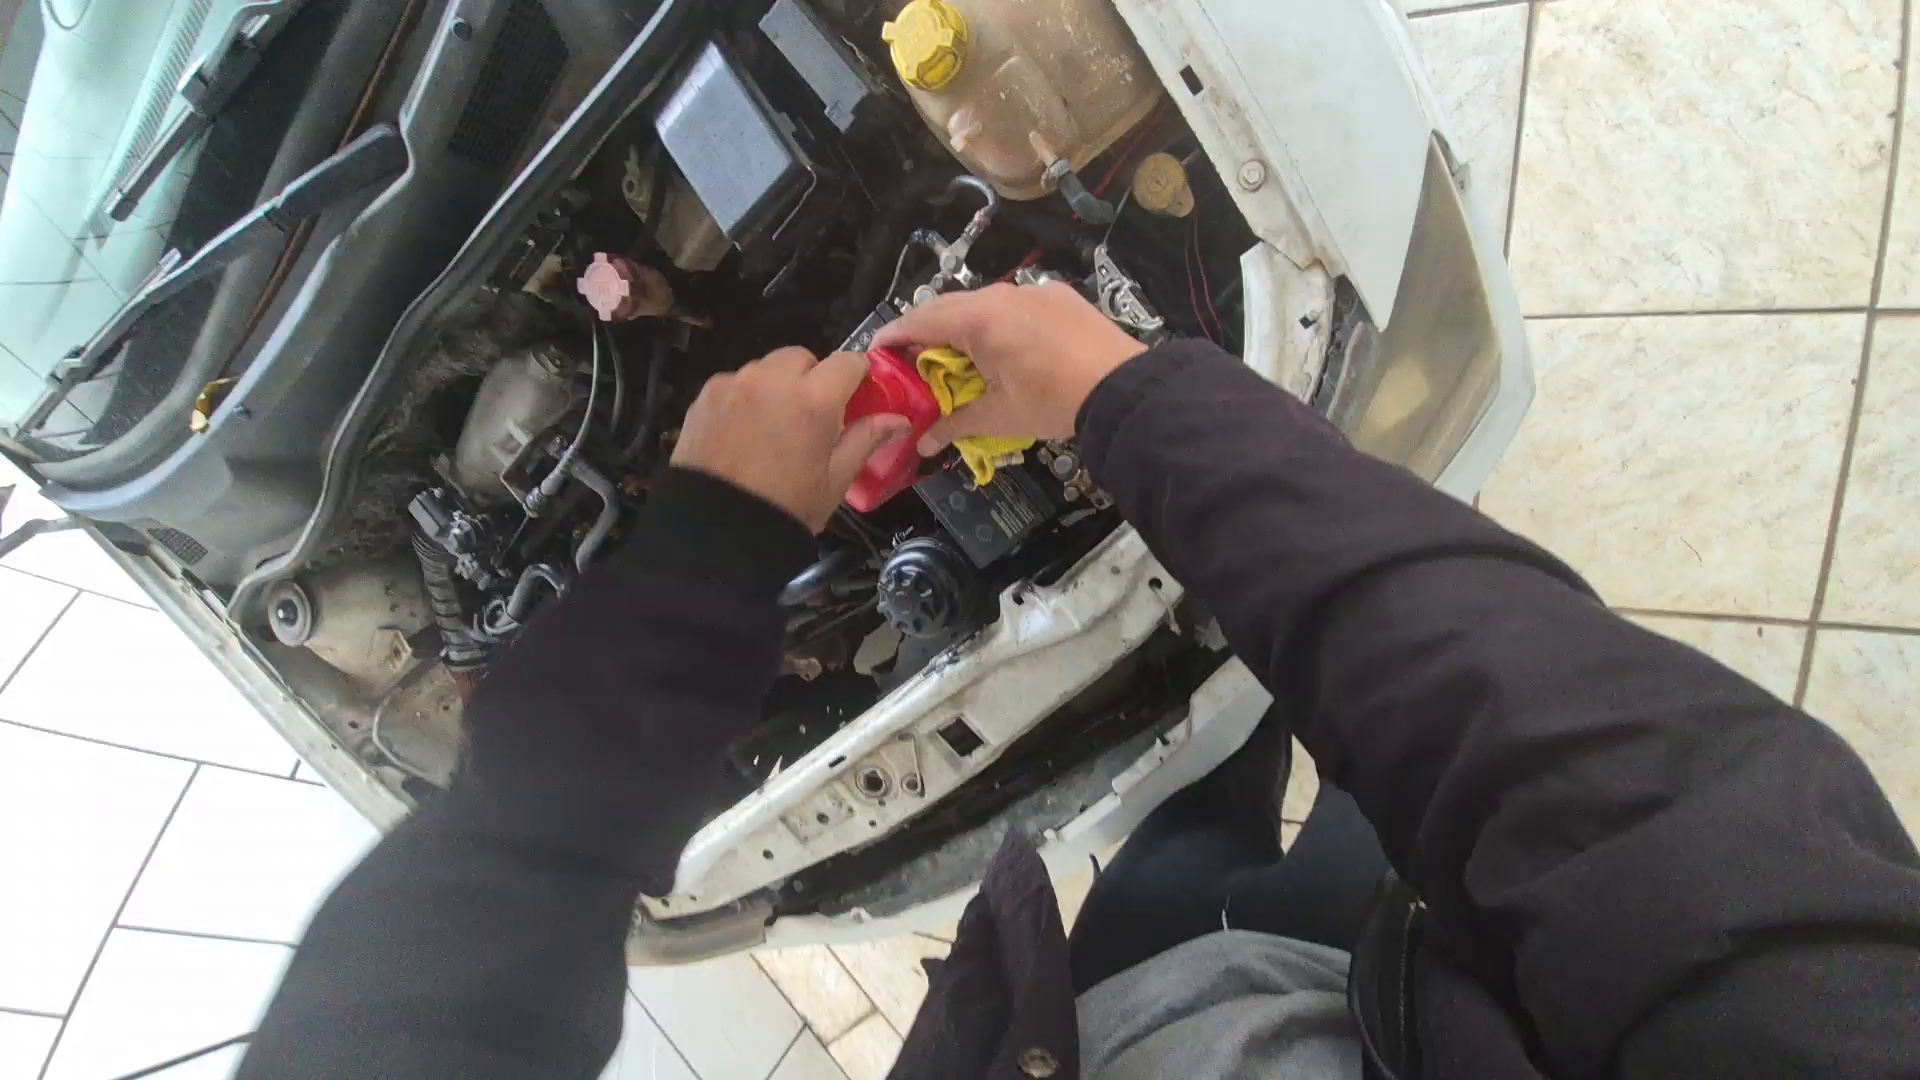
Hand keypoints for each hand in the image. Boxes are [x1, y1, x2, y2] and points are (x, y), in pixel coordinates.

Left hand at [672, 347, 910, 531]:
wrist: (717, 532)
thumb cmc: (788, 508)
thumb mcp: (835, 479)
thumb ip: (867, 439)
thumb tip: (900, 420)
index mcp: (813, 400)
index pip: (848, 362)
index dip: (858, 375)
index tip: (858, 395)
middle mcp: (772, 379)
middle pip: (803, 358)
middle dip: (813, 379)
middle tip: (813, 417)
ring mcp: (734, 384)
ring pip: (767, 369)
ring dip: (778, 386)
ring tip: (775, 427)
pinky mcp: (706, 395)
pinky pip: (736, 383)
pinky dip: (747, 398)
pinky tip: (744, 433)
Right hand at [871, 282, 1147, 454]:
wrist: (1123, 389)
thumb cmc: (1052, 401)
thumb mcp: (999, 416)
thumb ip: (956, 424)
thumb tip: (925, 444)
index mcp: (978, 320)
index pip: (920, 321)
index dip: (894, 336)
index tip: (877, 352)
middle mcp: (1002, 295)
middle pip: (948, 307)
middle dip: (925, 332)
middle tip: (912, 360)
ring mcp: (1033, 292)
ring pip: (982, 304)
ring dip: (962, 328)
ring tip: (955, 357)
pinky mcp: (1059, 297)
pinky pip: (1013, 305)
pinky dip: (995, 324)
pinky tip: (1001, 349)